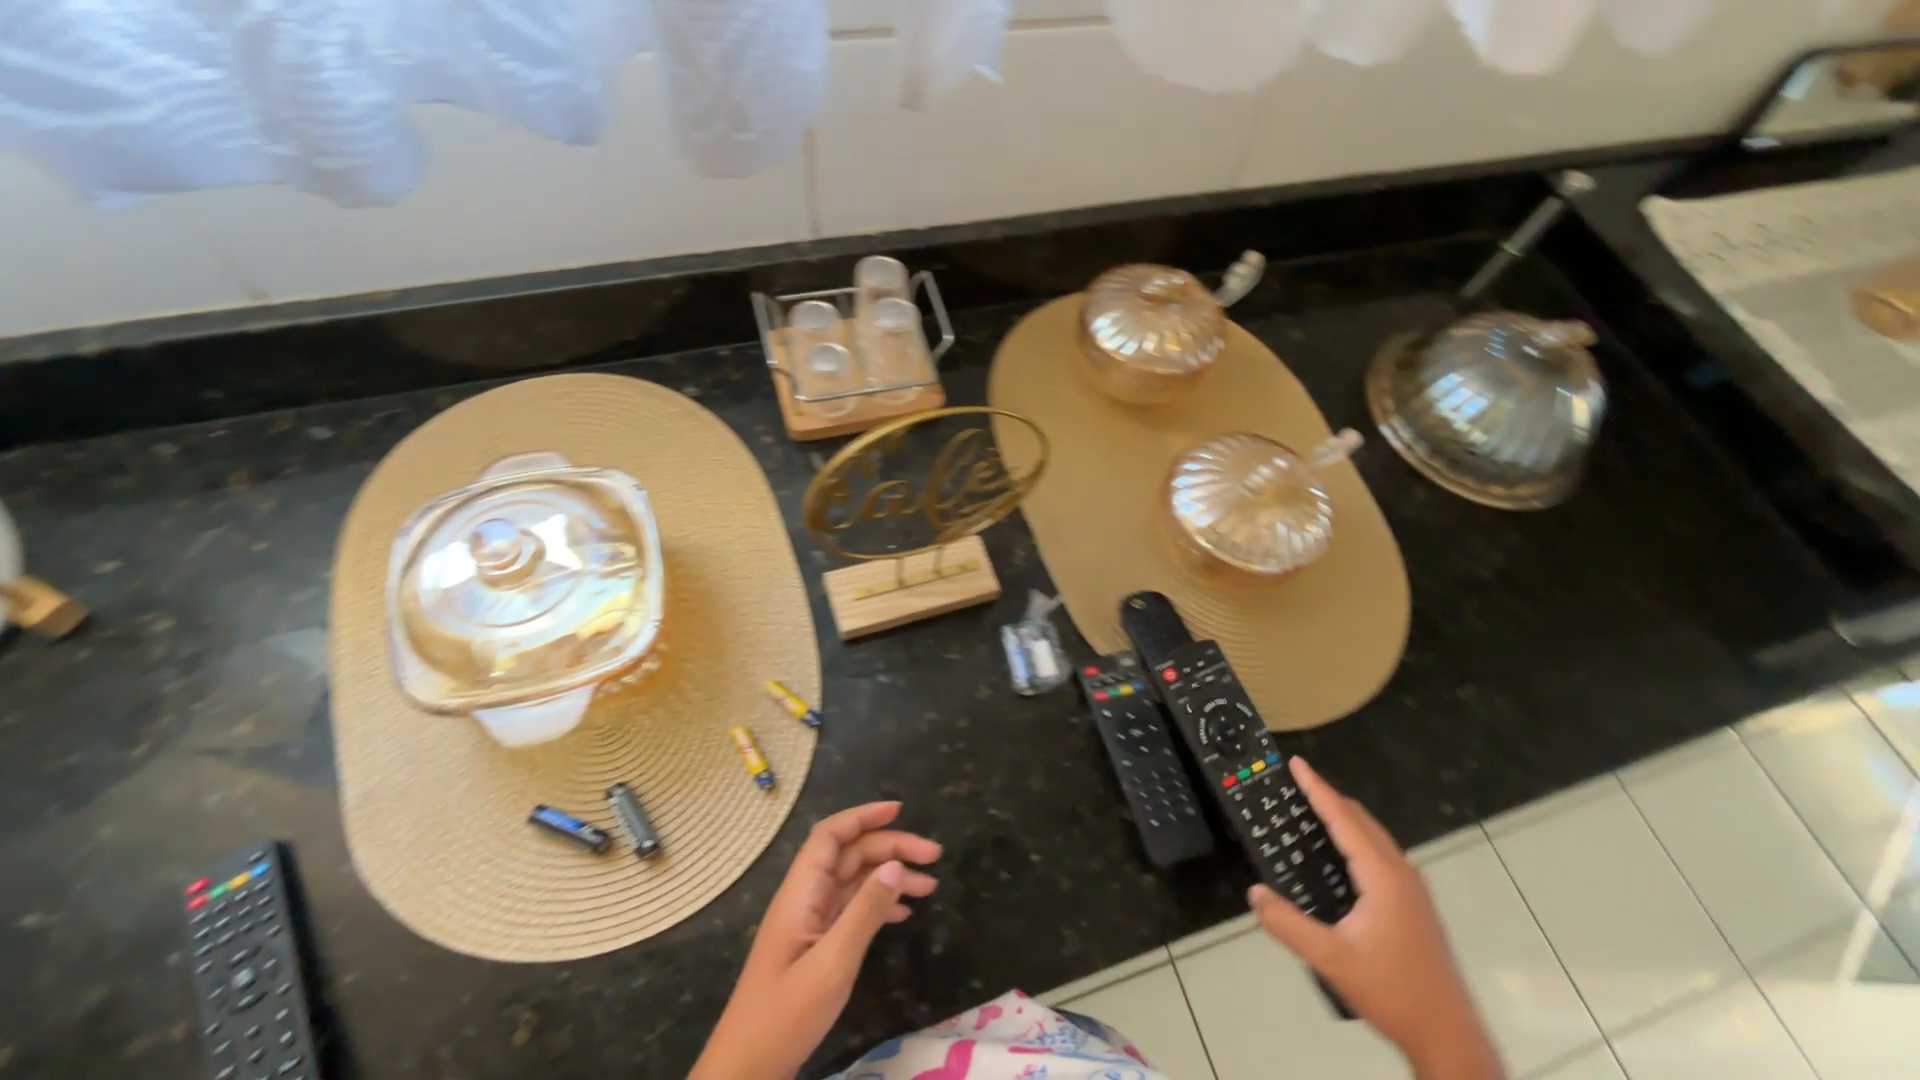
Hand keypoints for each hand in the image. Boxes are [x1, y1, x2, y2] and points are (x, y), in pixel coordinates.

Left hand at [690, 802, 941, 1079]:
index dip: (863, 816)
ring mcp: (808, 924)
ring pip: (853, 882)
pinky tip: (904, 913)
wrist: (748, 1066)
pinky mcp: (814, 947)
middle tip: (934, 857)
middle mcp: (804, 899)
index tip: (901, 809)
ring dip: (889, 876)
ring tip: (930, 887)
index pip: (830, 836)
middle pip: (848, 856)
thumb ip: (865, 911)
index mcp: (801, 893)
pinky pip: (850, 910)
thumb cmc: (786, 1013)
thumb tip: (896, 865)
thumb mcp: (833, 962)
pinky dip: (878, 904)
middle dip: (890, 847)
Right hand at [1247, 758, 1502, 1079]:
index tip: (1297, 764)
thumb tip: (1255, 893)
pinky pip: (1380, 856)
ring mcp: (1412, 890)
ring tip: (1312, 813)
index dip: (1317, 789)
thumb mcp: (1330, 958)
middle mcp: (1401, 874)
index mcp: (1382, 877)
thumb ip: (1288, 924)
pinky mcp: (1414, 906)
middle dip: (1329, 798)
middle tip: (1296, 785)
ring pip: (1374, 839)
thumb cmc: (1391, 991)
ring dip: (1344, 820)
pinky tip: (1339, 859)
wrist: (1446, 1032)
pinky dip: (1355, 841)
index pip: (1344, 819)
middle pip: (1362, 821)